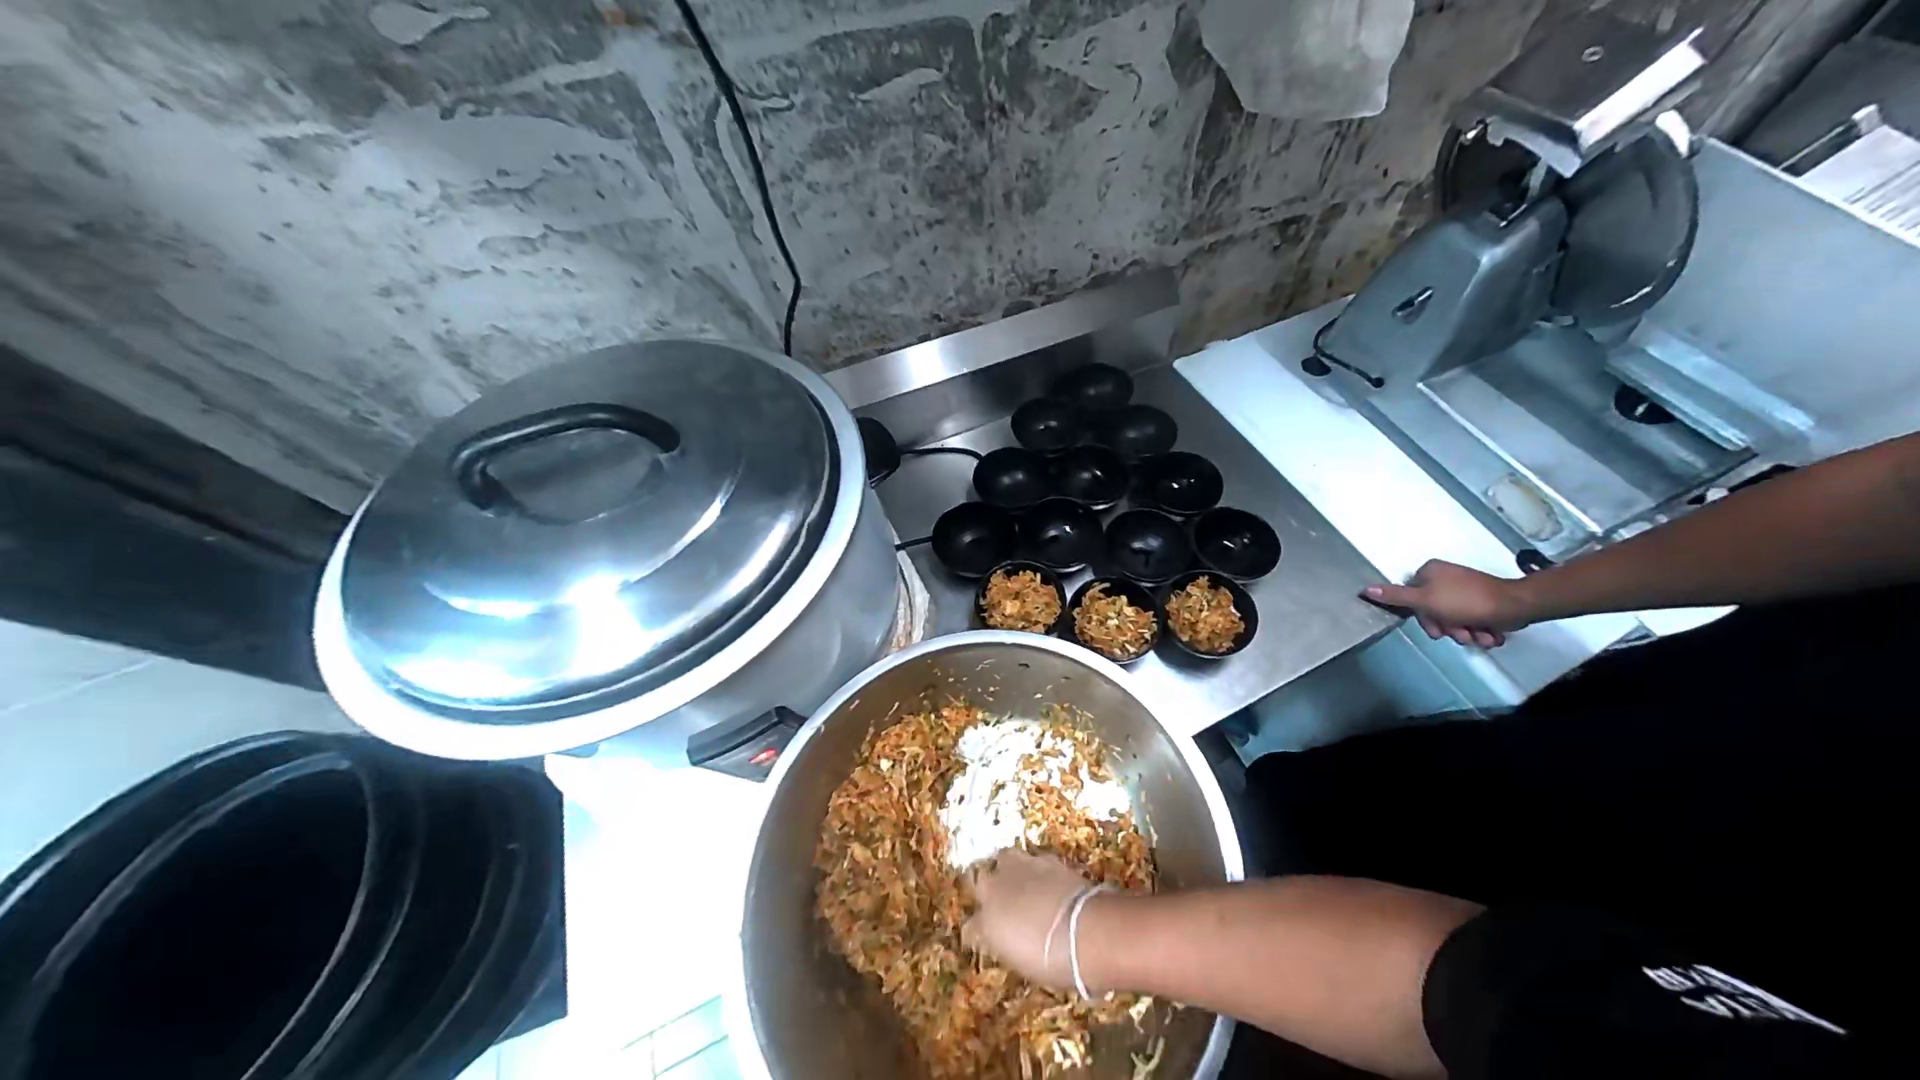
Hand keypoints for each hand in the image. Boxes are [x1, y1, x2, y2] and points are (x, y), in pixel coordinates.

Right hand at [963, 850, 1090, 989]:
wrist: (1086, 930)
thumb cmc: (1054, 962)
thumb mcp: (1024, 963)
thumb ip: (1009, 945)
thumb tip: (1009, 939)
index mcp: (986, 925)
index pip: (970, 928)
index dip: (978, 932)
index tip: (986, 938)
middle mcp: (995, 891)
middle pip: (981, 882)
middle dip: (988, 890)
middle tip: (1001, 902)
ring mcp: (1019, 870)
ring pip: (1003, 859)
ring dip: (1008, 869)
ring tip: (1019, 879)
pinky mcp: (1044, 859)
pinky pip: (1032, 860)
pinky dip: (1036, 869)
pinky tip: (1045, 879)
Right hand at [1362, 559, 1534, 647]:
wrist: (1518, 606)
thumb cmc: (1467, 601)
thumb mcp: (1426, 600)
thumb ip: (1396, 596)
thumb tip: (1365, 589)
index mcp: (1430, 572)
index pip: (1412, 598)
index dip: (1425, 618)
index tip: (1439, 628)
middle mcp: (1446, 578)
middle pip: (1434, 611)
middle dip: (1450, 628)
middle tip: (1462, 634)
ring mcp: (1465, 590)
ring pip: (1454, 618)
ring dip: (1466, 632)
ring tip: (1480, 635)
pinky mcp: (1483, 601)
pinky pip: (1472, 619)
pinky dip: (1480, 630)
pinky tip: (1490, 634)